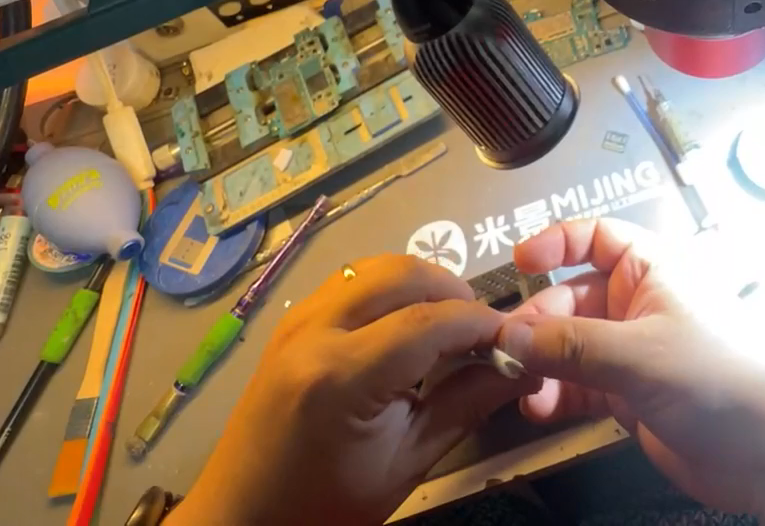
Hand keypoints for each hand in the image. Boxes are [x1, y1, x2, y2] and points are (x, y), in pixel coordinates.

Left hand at [178, 253, 535, 525]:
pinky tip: (406, 315)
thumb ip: (466, 404)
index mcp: (342, 376)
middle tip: (481, 325)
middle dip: (453, 290)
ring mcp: (298, 317)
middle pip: (403, 274)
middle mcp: (316, 330)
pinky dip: (390, 283)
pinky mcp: (293, 317)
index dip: (480, 322)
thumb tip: (523, 365)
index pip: (429, 323)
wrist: (241, 521)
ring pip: (377, 264)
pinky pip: (353, 275)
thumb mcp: (406, 464)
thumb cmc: (325, 505)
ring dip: (422, 279)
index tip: (513, 335)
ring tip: (447, 317)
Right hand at [497, 219, 764, 521]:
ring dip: (541, 362)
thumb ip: (573, 346)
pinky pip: (578, 383)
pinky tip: (536, 408)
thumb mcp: (642, 354)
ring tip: (519, 387)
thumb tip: (508, 335)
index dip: (557, 243)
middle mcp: (636, 301)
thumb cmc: (716, 376)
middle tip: (505, 351)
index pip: (596, 237)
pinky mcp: (626, 393)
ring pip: (569, 344)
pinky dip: (555, 393)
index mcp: (650, 268)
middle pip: (571, 296)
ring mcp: (630, 349)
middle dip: (538, 322)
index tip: (519, 263)